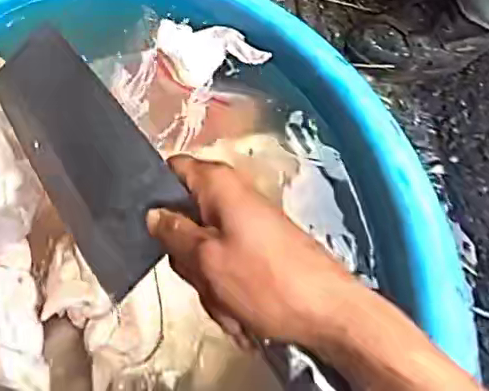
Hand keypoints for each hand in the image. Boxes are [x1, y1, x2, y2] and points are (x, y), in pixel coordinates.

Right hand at [148, 155, 365, 351]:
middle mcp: (231, 193)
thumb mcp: (206, 259)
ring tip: (230, 310)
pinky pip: (231, 265)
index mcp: (215, 181)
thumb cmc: (267, 281)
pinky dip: (232, 292)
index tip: (154, 229)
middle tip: (202, 280)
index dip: (155, 195)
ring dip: (211, 283)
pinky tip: (244, 318)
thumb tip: (152, 214)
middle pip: (186, 216)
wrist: (337, 319)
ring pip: (207, 248)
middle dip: (189, 257)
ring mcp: (248, 223)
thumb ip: (171, 233)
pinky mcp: (263, 251)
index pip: (169, 169)